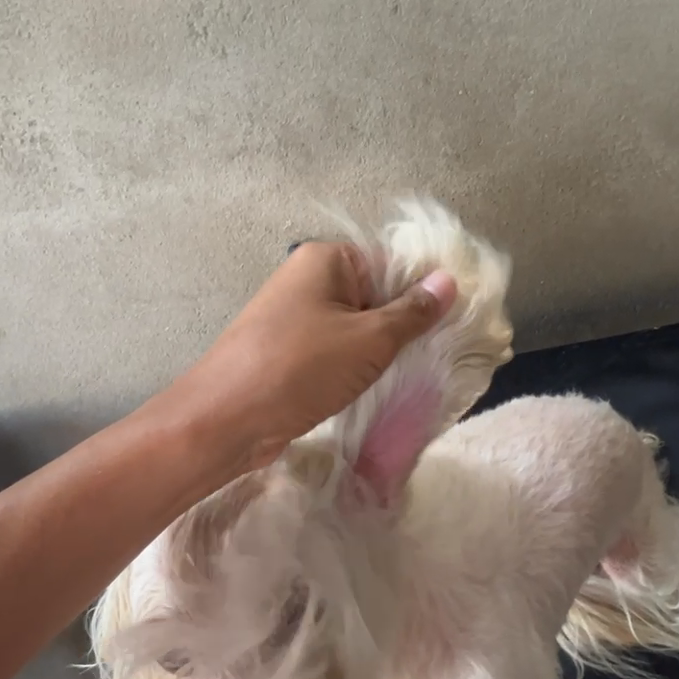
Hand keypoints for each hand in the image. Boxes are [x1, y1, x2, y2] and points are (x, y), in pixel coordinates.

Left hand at [154, 242, 455, 475]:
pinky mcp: (289, 349)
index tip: (455, 321)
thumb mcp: (369, 340)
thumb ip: (412, 312)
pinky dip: (357, 364)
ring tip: (415, 371)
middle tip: (440, 352)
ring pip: (357, 325)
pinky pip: (336, 348)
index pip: (392, 262)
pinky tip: (378, 386)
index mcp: (327, 259)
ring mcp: (296, 315)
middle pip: (375, 293)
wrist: (223, 420)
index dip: (424, 291)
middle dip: (404, 323)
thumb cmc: (300, 368)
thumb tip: (448, 279)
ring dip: (381, 348)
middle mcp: (309, 278)